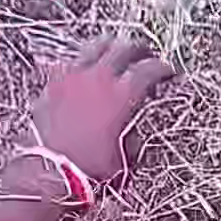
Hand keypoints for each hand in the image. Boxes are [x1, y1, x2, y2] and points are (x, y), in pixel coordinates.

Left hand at [32, 36, 174, 180]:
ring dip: (110, 46)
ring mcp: (72, 76)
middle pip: (123, 49)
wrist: (52, 173)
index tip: (168, 71)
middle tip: (145, 55)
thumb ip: (133, 133)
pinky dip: (84, 63)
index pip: (148, 71)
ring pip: (95, 47)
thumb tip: (134, 124)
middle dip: (139, 50)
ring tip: (115, 50)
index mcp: (121, 96)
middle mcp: (98, 79)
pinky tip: (85, 70)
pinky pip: (71, 62)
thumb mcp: (125, 157)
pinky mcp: (53, 82)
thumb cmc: (91, 171)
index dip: (162, 69)